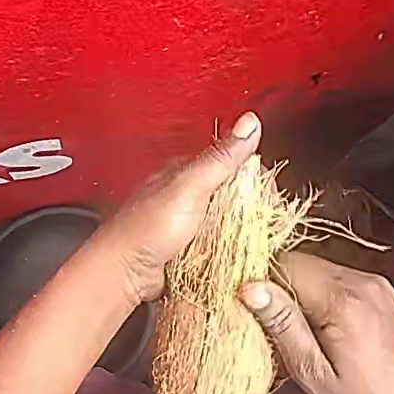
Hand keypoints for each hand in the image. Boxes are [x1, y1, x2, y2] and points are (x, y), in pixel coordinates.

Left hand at [91, 111, 262, 302]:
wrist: (125, 272)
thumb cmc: (149, 228)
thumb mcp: (191, 186)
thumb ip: (221, 158)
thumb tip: (249, 122)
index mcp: (184, 171)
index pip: (229, 163)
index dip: (252, 176)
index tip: (269, 193)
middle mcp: (184, 195)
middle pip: (229, 194)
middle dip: (247, 206)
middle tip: (261, 221)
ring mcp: (184, 223)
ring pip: (223, 221)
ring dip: (237, 230)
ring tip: (250, 239)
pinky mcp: (185, 248)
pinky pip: (214, 244)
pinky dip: (225, 248)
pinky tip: (231, 254)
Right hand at [239, 252, 393, 393]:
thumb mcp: (313, 373)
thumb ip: (283, 325)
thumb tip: (250, 288)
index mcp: (343, 301)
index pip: (285, 264)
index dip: (260, 281)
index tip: (248, 306)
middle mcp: (361, 282)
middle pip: (301, 261)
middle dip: (277, 286)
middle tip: (269, 322)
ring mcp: (374, 281)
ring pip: (317, 267)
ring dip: (298, 289)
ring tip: (297, 328)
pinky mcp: (379, 287)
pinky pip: (336, 276)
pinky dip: (319, 292)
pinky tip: (320, 324)